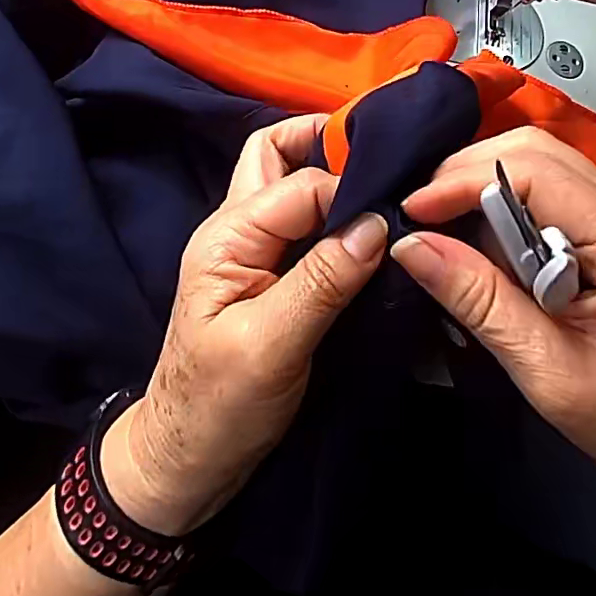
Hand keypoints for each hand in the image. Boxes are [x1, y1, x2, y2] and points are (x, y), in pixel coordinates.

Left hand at [100, 115, 389, 535]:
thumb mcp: (270, 344)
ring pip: (287, 187)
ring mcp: (250, 251)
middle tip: (389, 159)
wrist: (188, 451)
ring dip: (332, 177)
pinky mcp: (267, 276)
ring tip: (390, 189)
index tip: (406, 200)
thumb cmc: (218, 404)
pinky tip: (372, 230)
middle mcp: (235, 230)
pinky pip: (300, 226)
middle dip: (324, 144)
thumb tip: (376, 224)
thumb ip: (321, 281)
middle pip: (274, 156)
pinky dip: (334, 217)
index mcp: (227, 236)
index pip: (299, 184)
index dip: (351, 184)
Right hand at [390, 127, 595, 548]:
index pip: (539, 175)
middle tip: (424, 217)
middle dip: (467, 174)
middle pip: (539, 153)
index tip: (415, 211)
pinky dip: (501, 208)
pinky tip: (483, 245)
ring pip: (540, 165)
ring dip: (481, 188)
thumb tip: (412, 247)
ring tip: (447, 232)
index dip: (464, 182)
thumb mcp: (548, 372)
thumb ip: (479, 301)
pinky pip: (547, 194)